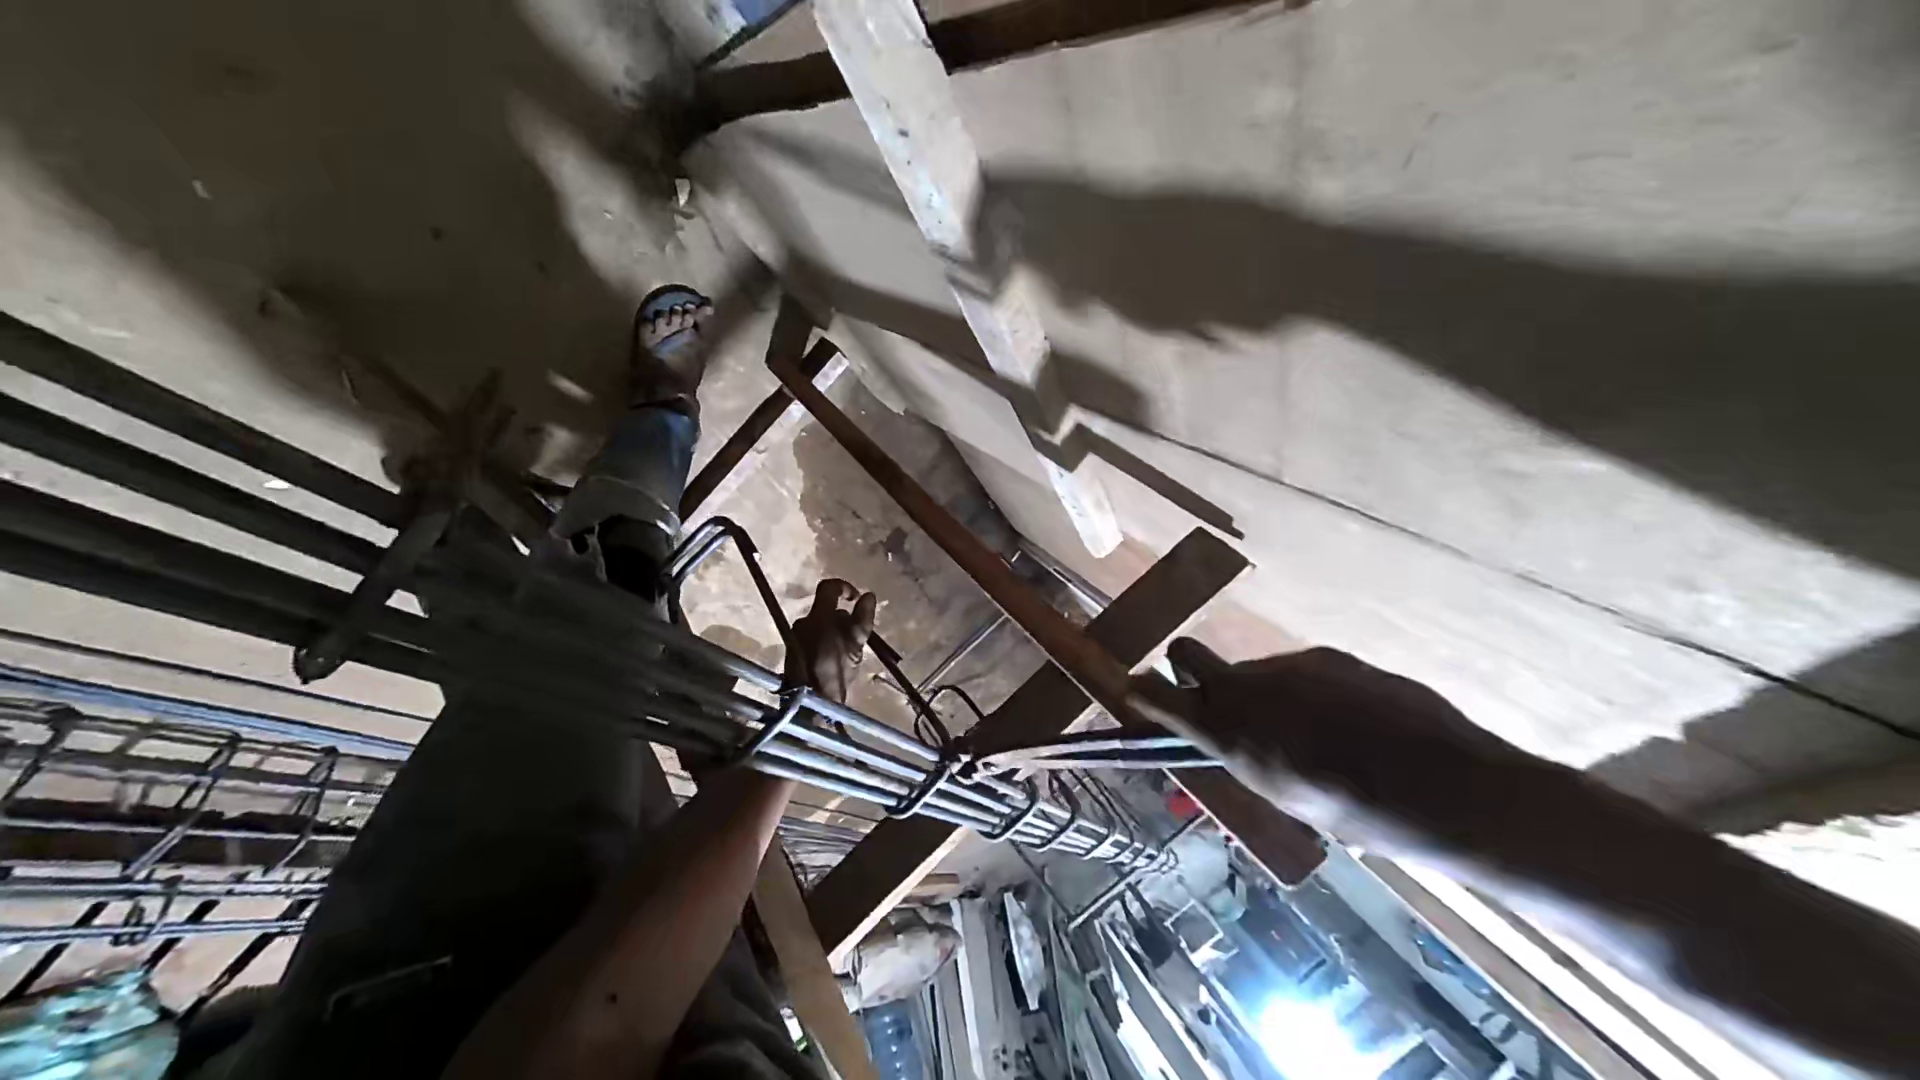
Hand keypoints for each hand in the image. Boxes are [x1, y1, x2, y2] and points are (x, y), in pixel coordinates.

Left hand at [788, 580, 876, 702]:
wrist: (811, 702)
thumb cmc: (836, 672)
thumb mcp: (856, 644)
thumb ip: (862, 619)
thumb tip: (868, 596)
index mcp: (817, 618)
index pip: (828, 588)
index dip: (844, 587)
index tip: (856, 597)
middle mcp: (803, 623)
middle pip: (827, 611)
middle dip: (842, 620)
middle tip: (856, 638)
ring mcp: (796, 637)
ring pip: (822, 626)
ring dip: (835, 633)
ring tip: (847, 654)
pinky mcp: (794, 651)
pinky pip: (813, 638)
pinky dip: (826, 643)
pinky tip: (834, 659)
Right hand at [1130, 639, 1535, 834]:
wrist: (1448, 786)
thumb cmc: (1359, 814)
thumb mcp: (1285, 798)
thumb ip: (1248, 757)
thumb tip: (1239, 742)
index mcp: (1228, 731)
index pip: (1158, 695)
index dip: (1143, 692)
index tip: (1135, 690)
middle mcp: (1246, 686)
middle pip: (1187, 652)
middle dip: (1188, 667)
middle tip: (1218, 698)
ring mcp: (1287, 664)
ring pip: (1256, 670)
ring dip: (1267, 692)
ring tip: (1316, 732)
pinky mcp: (1329, 656)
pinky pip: (1302, 670)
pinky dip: (1310, 691)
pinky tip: (1352, 721)